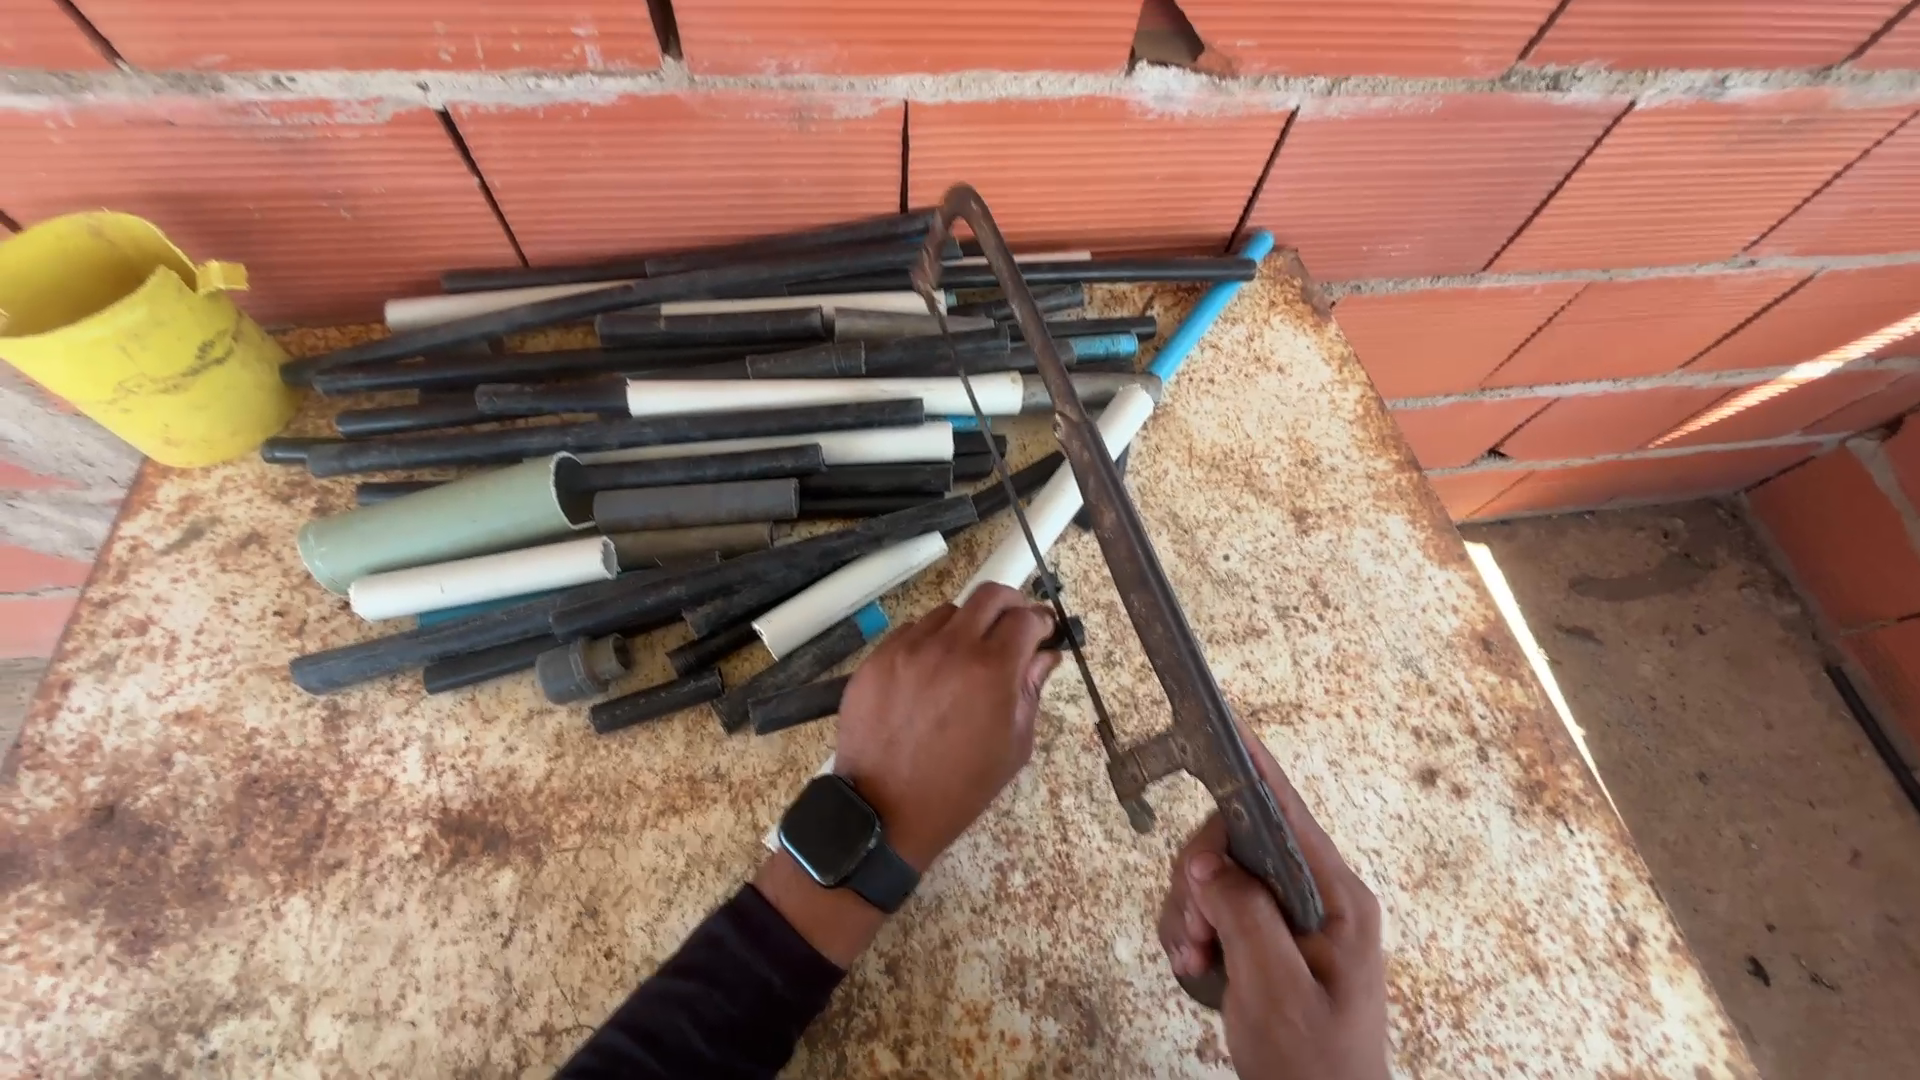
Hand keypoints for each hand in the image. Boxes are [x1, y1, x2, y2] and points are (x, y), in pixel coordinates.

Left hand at [833, 583, 1061, 870]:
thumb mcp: (1014, 745)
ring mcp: (908, 649)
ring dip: (966, 626)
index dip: (1041, 621)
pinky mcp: (876, 658)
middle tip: (1014, 625)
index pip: (1026, 618)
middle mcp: (949, 647)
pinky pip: (911, 633)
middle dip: (1010, 604)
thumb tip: (1045, 656)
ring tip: (966, 657)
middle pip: (989, 595)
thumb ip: (1031, 690)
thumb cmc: (960, 786)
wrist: (885, 811)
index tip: (1043, 630)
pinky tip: (930, 673)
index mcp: (991, 670)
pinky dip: (929, 643)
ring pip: (947, 612)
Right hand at [1158, 727, 1387, 1079]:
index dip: (1253, 766)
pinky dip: (1189, 927)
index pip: (1287, 811)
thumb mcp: (1277, 991)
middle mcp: (1311, 891)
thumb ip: (1245, 915)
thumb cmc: (1311, 1066)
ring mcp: (1285, 911)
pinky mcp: (1260, 931)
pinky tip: (1194, 963)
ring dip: (1189, 910)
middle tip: (1192, 928)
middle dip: (1198, 877)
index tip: (1225, 725)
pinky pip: (1208, 903)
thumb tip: (1208, 864)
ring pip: (1213, 872)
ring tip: (1193, 958)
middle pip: (1233, 840)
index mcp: (1335, 896)